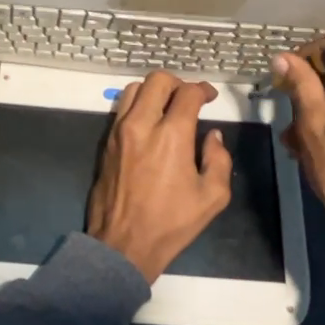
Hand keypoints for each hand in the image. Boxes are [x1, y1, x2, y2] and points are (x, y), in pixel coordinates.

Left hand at [88, 71, 233, 282]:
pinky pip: (120, 110)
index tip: (210, 96)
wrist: (123, 244)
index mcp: (171, 136)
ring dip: (153, 92)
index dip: (203, 90)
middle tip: (188, 98)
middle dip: (177, 83)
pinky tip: (149, 124)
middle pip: (157, 81)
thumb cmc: (171, 223)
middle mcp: (141, 125)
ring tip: (166, 107)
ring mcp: (118, 133)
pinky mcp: (106, 144)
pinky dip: (136, 106)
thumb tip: (212, 137)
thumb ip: (219, 160)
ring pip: (133, 90)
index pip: (187, 94)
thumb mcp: (213, 197)